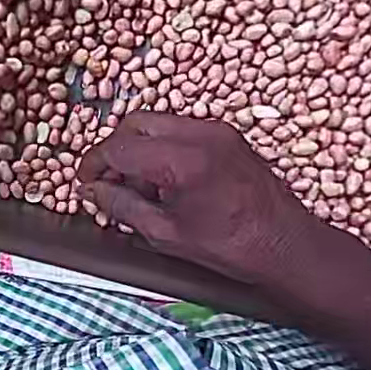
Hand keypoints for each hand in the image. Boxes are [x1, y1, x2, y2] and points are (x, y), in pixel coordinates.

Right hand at [77, 111, 370, 312]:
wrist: (286, 244)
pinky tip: (161, 181)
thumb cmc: (229, 247)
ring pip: (156, 123)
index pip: (119, 147)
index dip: (94, 164)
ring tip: (135, 186)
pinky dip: (159, 147)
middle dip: (113, 150)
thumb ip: (121, 206)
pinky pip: (178, 129)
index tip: (84, 182)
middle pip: (135, 123)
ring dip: (136, 148)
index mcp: (183, 161)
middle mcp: (200, 134)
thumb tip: (92, 190)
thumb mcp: (164, 233)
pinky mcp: (226, 135)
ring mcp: (216, 131)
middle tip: (105, 181)